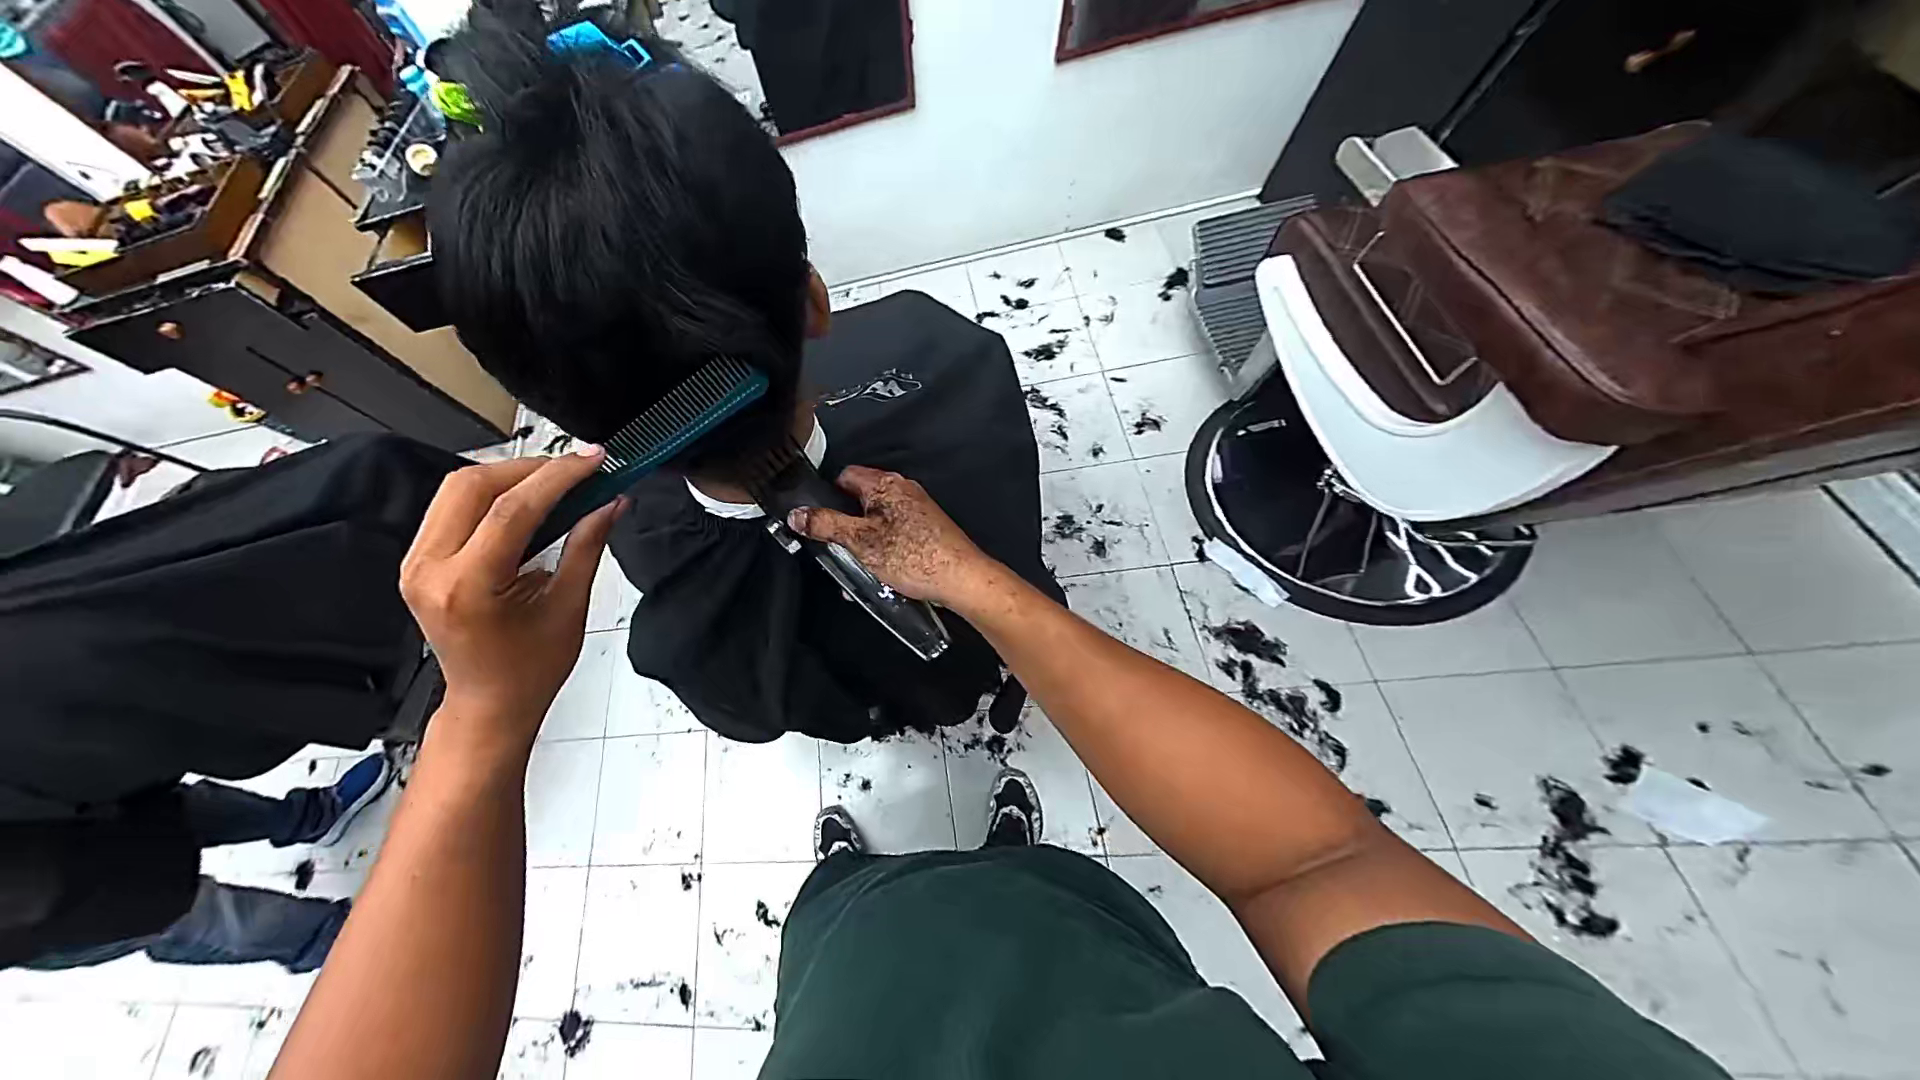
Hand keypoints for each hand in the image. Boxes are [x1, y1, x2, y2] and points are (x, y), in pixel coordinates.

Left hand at [400, 447, 625, 758]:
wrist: (489, 701)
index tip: (594, 460)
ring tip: (560, 480)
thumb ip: (587, 545)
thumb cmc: (530, 668)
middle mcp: (428, 569)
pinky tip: (530, 499)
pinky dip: (494, 494)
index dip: (560, 476)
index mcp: (466, 586)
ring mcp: (416, 564)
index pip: (512, 508)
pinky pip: (453, 507)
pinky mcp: (420, 560)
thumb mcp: (569, 605)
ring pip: (458, 489)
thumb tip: (611, 502)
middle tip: (580, 467)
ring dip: (512, 476)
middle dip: (532, 467)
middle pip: (474, 485)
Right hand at [785, 465, 995, 607]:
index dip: (827, 495)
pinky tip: (882, 574)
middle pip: (860, 501)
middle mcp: (904, 491)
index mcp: (886, 485)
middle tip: (838, 548)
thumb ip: (826, 525)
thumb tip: (800, 515)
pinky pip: (894, 536)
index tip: (818, 517)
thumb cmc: (919, 556)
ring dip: (864, 545)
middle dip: (846, 527)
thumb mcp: (860, 542)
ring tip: (862, 567)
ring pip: (876, 523)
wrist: (961, 578)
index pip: (845, 476)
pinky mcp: (926, 530)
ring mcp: (917, 511)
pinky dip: (883, 552)